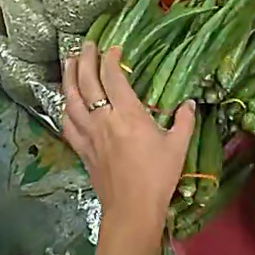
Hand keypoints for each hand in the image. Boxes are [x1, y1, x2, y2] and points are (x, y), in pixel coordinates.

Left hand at [61, 42, 195, 230]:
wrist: (131, 209)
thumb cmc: (157, 177)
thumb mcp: (178, 146)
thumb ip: (184, 121)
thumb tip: (190, 103)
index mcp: (128, 115)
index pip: (113, 77)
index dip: (111, 59)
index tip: (115, 49)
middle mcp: (103, 119)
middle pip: (87, 81)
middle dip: (85, 59)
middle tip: (87, 45)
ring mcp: (88, 134)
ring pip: (71, 99)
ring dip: (69, 77)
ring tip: (69, 61)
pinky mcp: (81, 148)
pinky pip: (67, 123)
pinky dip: (64, 107)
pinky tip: (65, 101)